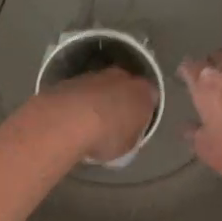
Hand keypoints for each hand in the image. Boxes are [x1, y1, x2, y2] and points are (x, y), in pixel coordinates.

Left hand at [35, 67, 159, 162]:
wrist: (69, 120)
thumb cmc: (107, 136)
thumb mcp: (128, 145)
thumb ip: (132, 133)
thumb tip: (128, 131)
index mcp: (143, 92)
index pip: (151, 96)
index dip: (144, 110)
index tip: (137, 123)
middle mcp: (122, 77)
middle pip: (125, 86)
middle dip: (121, 99)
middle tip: (114, 120)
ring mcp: (96, 75)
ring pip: (102, 86)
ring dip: (99, 99)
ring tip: (91, 121)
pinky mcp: (73, 79)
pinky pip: (82, 90)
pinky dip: (80, 100)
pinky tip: (74, 117)